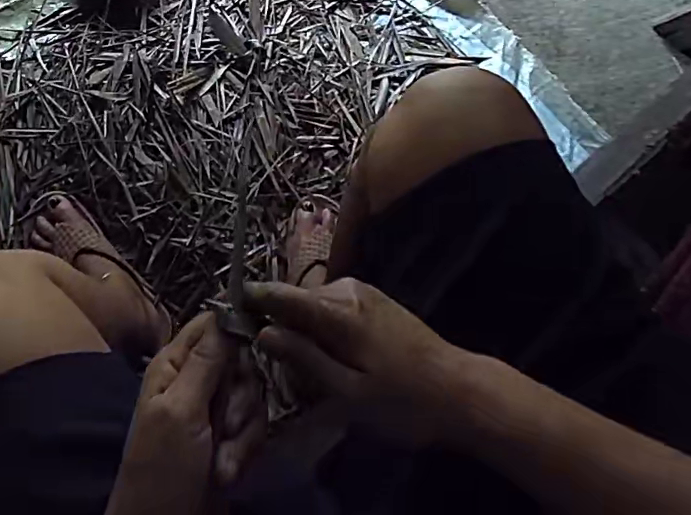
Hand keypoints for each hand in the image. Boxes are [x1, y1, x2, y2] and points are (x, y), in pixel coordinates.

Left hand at [107, 313, 264, 514]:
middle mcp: (196, 379)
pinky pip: (255, 427)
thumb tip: (226, 307)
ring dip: (243, 431)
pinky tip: (227, 472)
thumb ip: (205, 359)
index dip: (235, 331)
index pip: (213, 321)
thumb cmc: (161, 470)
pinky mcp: (230, 439)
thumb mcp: (180, 410)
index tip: (249, 350)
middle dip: (241, 394)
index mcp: (175, 362)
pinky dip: (245, 451)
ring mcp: (213, 410)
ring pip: (252, 395)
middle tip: (225, 422)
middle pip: (240, 359)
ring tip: (221, 460)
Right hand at [246, 277, 465, 446]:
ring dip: (305, 331)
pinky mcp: (374, 299)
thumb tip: (264, 333)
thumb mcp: (349, 393)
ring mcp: (363, 291)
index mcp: (339, 311)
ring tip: (313, 373)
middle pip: (298, 301)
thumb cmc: (403, 401)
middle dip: (283, 327)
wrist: (460, 389)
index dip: (255, 297)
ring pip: (315, 305)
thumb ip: (305, 358)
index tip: (229, 302)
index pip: (284, 295)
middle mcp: (348, 290)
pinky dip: (323, 328)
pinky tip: (335, 360)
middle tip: (282, 369)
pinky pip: (334, 306)